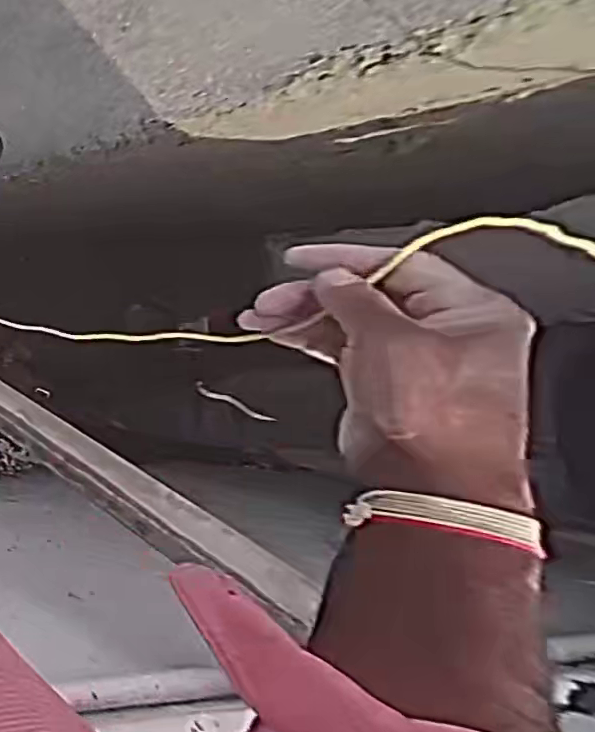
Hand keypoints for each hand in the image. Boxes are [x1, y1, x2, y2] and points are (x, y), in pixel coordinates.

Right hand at [238, 244, 536, 511]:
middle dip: (310, 293)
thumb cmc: (432, 415)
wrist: (424, 474)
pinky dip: (302, 334)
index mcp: (471, 312)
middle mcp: (445, 329)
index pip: (402, 265)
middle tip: (270, 300)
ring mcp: (413, 353)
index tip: (299, 258)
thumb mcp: (389, 340)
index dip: (345, 257)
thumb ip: (355, 299)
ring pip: (344, 316)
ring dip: (297, 314)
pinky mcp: (383, 374)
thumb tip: (330, 276)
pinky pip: (336, 340)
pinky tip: (274, 332)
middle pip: (365, 292)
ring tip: (260, 318)